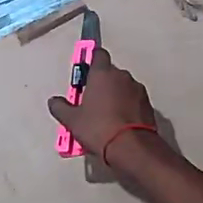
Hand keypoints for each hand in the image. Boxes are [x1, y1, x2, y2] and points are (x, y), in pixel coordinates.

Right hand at [47, 48, 162, 161]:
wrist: (131, 147)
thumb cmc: (99, 128)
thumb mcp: (72, 120)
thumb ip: (60, 107)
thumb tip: (54, 101)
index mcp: (102, 73)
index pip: (98, 54)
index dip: (91, 61)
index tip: (84, 74)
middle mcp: (122, 76)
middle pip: (110, 72)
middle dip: (101, 83)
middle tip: (90, 101)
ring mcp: (137, 89)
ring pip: (123, 86)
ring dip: (115, 94)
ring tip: (105, 115)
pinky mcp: (148, 104)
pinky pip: (133, 99)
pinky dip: (127, 106)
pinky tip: (119, 123)